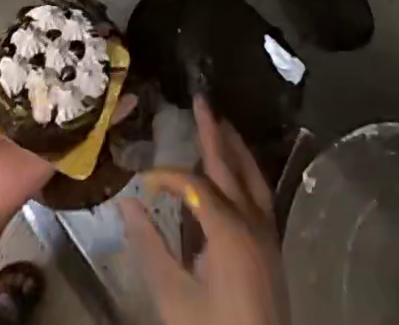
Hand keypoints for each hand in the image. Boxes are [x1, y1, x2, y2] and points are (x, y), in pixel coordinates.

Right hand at [121, 97, 290, 324]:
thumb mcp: (172, 296)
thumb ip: (149, 245)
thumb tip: (126, 203)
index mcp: (228, 232)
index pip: (194, 184)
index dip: (165, 175)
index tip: (141, 181)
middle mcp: (253, 227)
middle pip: (231, 169)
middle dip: (214, 134)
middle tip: (201, 101)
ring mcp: (268, 240)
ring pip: (254, 181)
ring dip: (236, 150)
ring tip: (223, 124)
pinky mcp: (271, 253)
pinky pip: (261, 198)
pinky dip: (246, 175)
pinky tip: (236, 174)